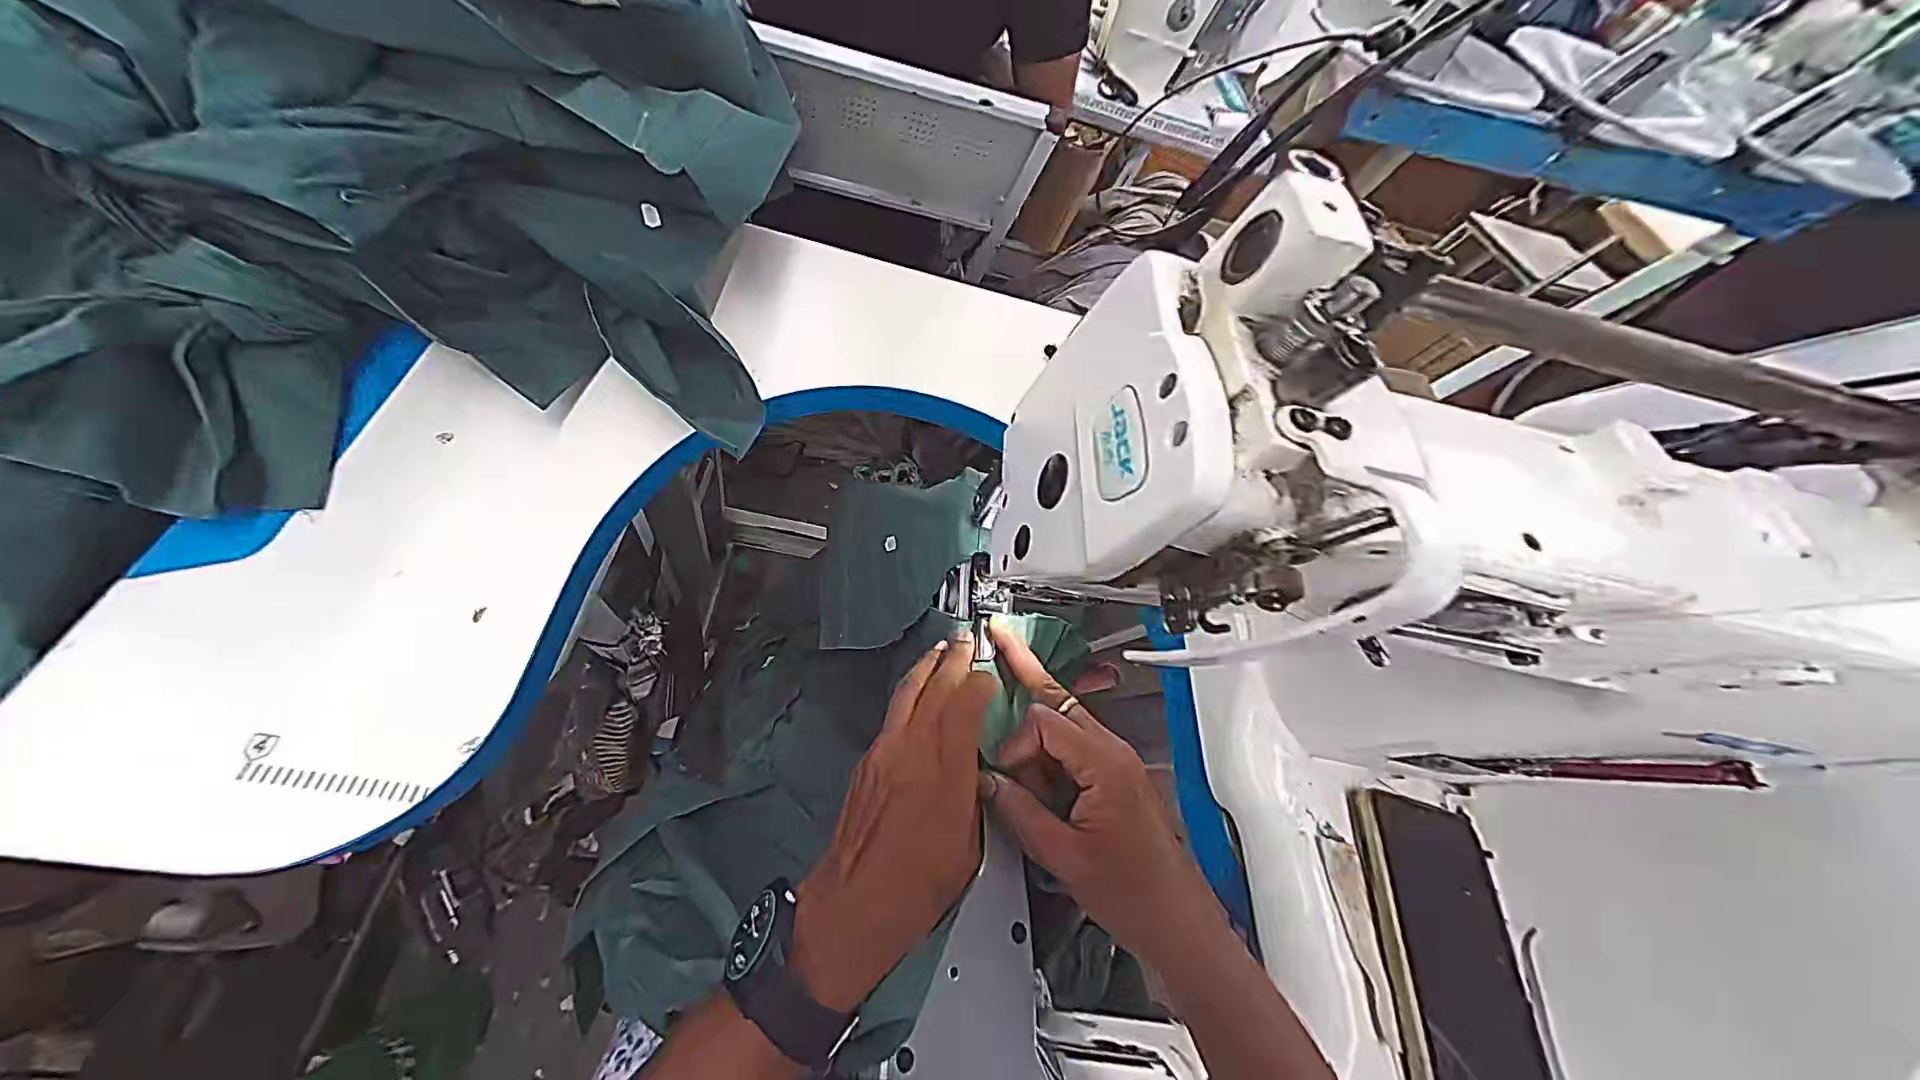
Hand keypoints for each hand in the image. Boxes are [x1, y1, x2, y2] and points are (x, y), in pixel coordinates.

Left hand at [792, 634, 996, 1011]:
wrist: (854, 902)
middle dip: (952, 661)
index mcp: (945, 771)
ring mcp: (884, 752)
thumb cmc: (918, 885)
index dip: (980, 684)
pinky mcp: (867, 761)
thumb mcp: (971, 844)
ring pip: (907, 693)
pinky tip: (916, 692)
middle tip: (964, 641)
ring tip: (938, 651)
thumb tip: (978, 767)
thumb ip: (976, 794)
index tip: (990, 676)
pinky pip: (892, 713)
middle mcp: (911, 751)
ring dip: (925, 667)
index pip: (965, 706)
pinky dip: (908, 692)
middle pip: (934, 689)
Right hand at [979, 619, 1227, 970]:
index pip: (1045, 719)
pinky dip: (1047, 760)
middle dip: (1023, 682)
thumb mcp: (1062, 856)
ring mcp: (1116, 763)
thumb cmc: (1136, 895)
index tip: (1002, 775)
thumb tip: (988, 782)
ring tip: (1019, 782)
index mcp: (1105, 765)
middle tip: (999, 640)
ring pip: (1063, 726)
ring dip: (1033, 744)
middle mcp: (1113, 753)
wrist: (1177, 922)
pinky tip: (1035, 786)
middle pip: (1057, 704)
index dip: (1014, 744)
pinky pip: (1072, 751)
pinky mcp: (1113, 778)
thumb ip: (1018, 811)